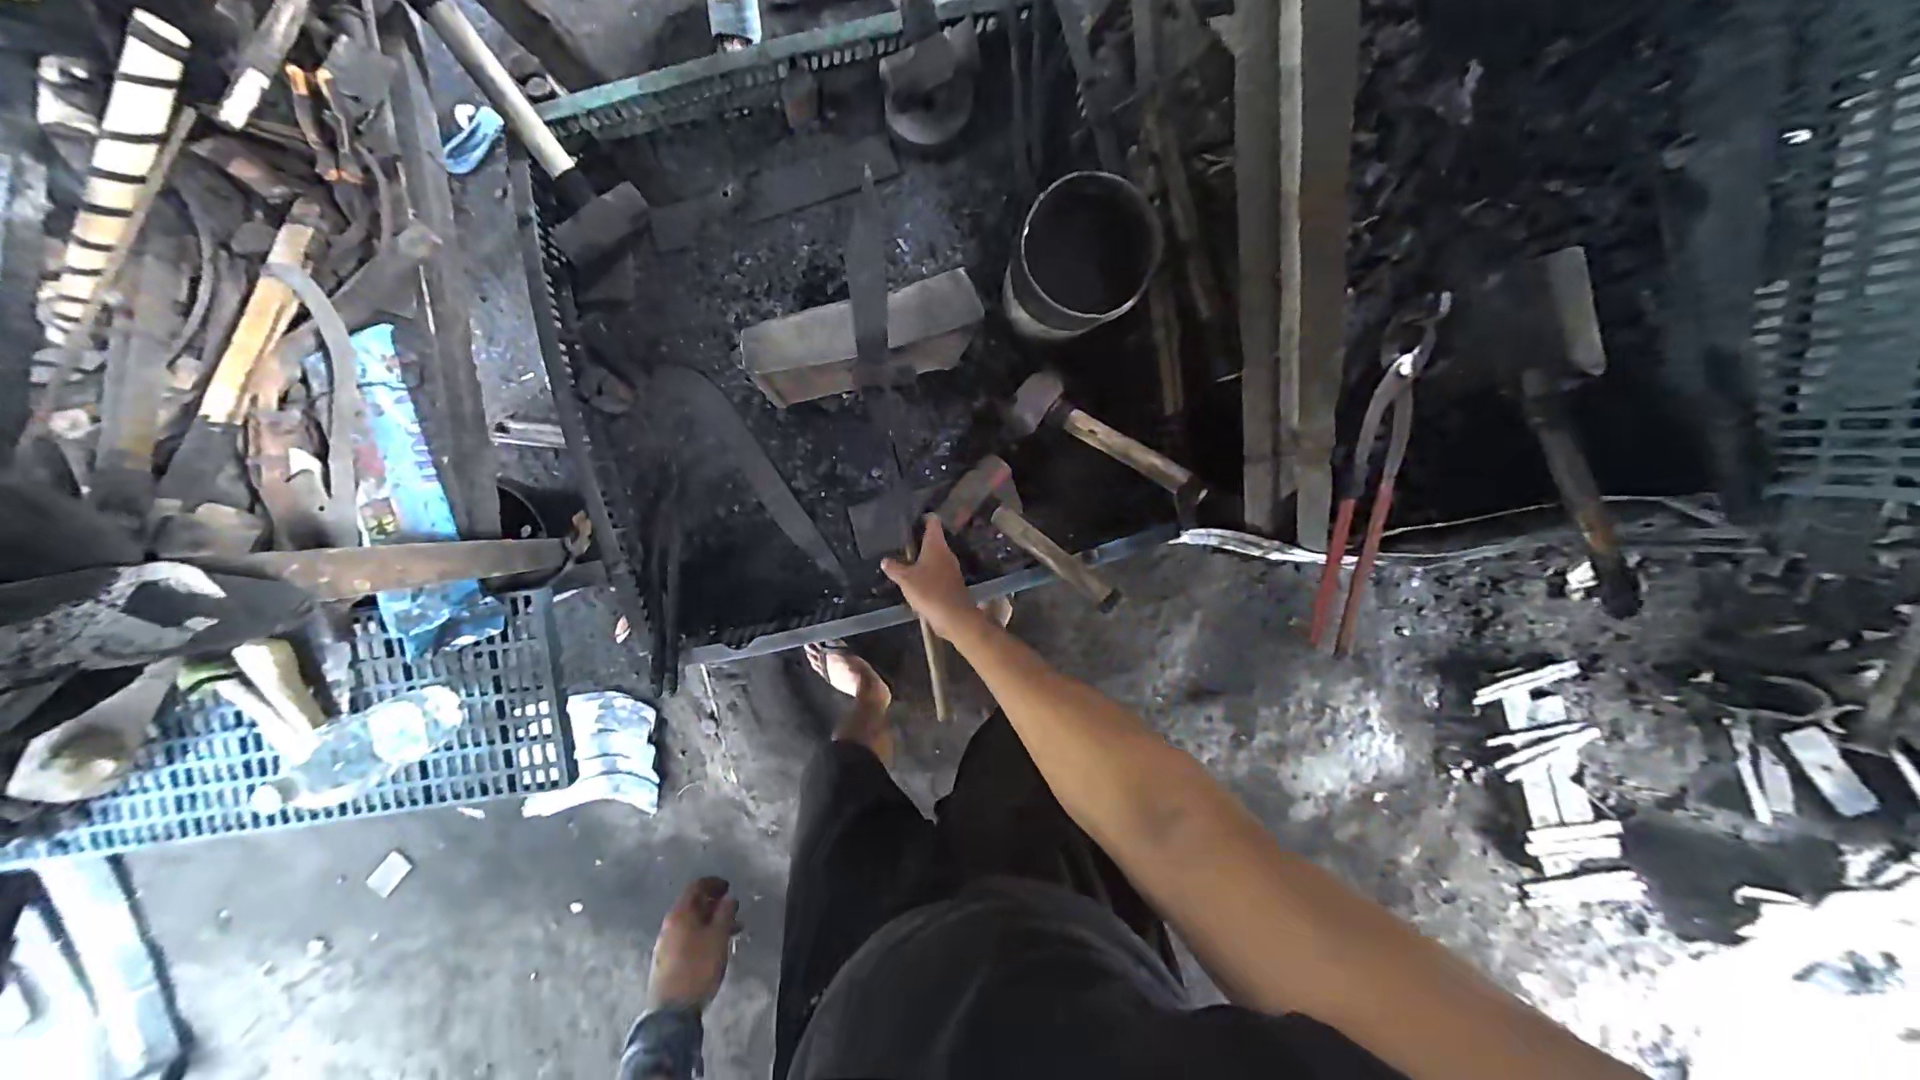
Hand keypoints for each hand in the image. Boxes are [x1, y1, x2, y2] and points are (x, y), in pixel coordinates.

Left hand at [647, 877, 739, 1011]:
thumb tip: (728, 898)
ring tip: (732, 931)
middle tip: (733, 910)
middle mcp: (669, 925)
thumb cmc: (698, 967)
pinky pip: (687, 938)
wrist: (671, 1013)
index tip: (729, 887)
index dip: (714, 883)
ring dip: (711, 922)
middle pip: (693, 904)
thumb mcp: (718, 937)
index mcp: (679, 914)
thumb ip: (725, 913)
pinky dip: (703, 935)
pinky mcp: (666, 961)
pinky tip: (716, 947)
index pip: (696, 887)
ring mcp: (665, 944)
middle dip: (714, 904)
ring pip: (692, 923)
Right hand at [883, 516, 984, 640]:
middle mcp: (946, 553)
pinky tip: (918, 579)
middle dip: (920, 539)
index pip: (933, 522)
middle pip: (934, 539)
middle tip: (903, 540)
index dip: (924, 517)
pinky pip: (938, 571)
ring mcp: (951, 568)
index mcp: (936, 545)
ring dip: (924, 557)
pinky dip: (929, 572)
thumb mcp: (906, 579)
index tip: (913, 517)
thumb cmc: (929, 591)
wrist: (954, 616)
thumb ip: (894, 568)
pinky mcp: (952, 582)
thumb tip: (885, 560)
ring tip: (907, 560)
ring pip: (936, 556)